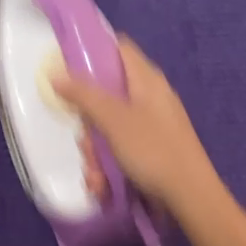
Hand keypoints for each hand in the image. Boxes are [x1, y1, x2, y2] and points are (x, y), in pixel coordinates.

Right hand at [51, 37, 222, 213]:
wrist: (189, 197)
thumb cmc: (152, 150)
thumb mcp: (114, 120)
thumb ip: (84, 95)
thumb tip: (55, 72)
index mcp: (147, 80)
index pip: (119, 49)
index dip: (93, 53)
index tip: (68, 69)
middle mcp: (149, 99)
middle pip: (105, 97)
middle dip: (89, 126)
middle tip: (86, 143)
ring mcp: (151, 128)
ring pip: (108, 131)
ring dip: (96, 155)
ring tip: (97, 176)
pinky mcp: (150, 153)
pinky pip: (119, 152)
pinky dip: (109, 169)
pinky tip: (105, 187)